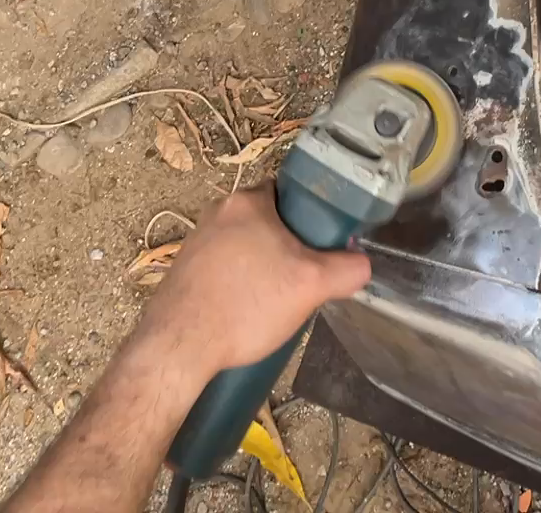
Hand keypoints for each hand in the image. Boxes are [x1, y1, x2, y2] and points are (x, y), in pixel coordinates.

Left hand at [133, 186, 370, 378]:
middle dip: (286, 246)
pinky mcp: (183, 270)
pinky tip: (245, 313)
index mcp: (247, 201)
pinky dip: (237, 284)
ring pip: (244, 245)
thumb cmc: (247, 304)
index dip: (309, 216)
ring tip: (274, 300)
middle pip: (267, 220)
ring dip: (261, 267)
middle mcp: (218, 212)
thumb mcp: (311, 284)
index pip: (288, 193)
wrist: (178, 347)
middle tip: (302, 276)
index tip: (319, 243)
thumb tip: (363, 265)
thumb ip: (346, 269)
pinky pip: (222, 268)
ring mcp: (196, 241)